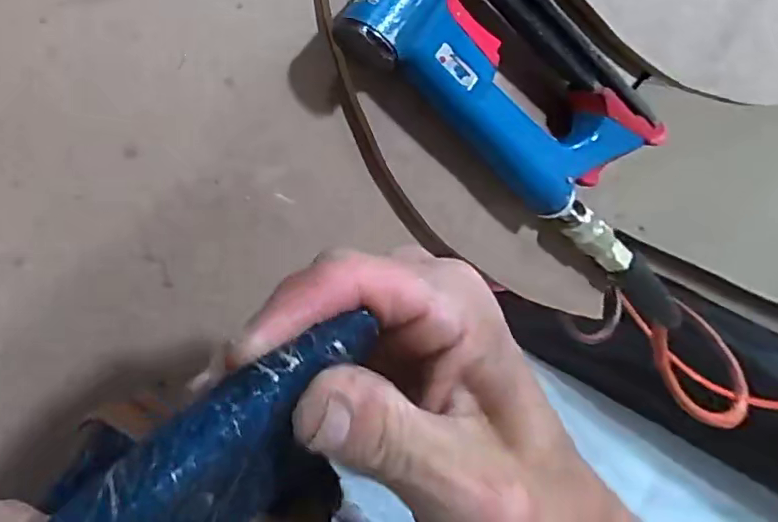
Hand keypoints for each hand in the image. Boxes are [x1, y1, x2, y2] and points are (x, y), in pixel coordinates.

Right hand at [229, 247, 632, 521]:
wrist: (557, 512)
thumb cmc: (529, 498)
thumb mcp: (467, 482)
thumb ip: (393, 437)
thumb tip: (307, 400)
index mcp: (453, 299)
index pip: (356, 279)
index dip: (293, 310)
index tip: (240, 360)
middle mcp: (425, 284)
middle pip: (331, 285)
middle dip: (275, 331)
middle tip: (221, 386)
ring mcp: (407, 307)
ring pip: (324, 306)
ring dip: (277, 348)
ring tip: (227, 392)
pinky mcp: (391, 336)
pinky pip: (331, 333)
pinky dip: (294, 363)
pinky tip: (264, 393)